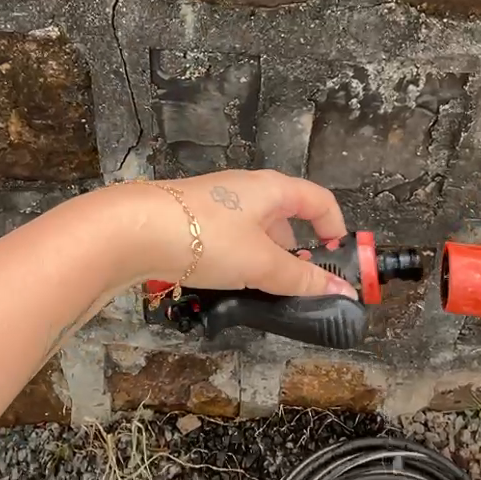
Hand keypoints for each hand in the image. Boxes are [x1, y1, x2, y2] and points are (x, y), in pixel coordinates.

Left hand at [110, 172, 356, 298]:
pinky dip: (241, 259)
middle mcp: (249, 187)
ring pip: (258, 230)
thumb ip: (302, 278)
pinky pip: (233, 237)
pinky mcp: (196, 217)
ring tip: (261, 291)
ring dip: (267, 259)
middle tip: (297, 287)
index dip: (336, 228)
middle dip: (298, 252)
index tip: (339, 262)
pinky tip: (229, 283)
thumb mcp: (261, 263)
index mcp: (273, 188)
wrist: (138, 229)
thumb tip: (343, 291)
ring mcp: (220, 201)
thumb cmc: (209, 238)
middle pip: (288, 216)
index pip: (320, 200)